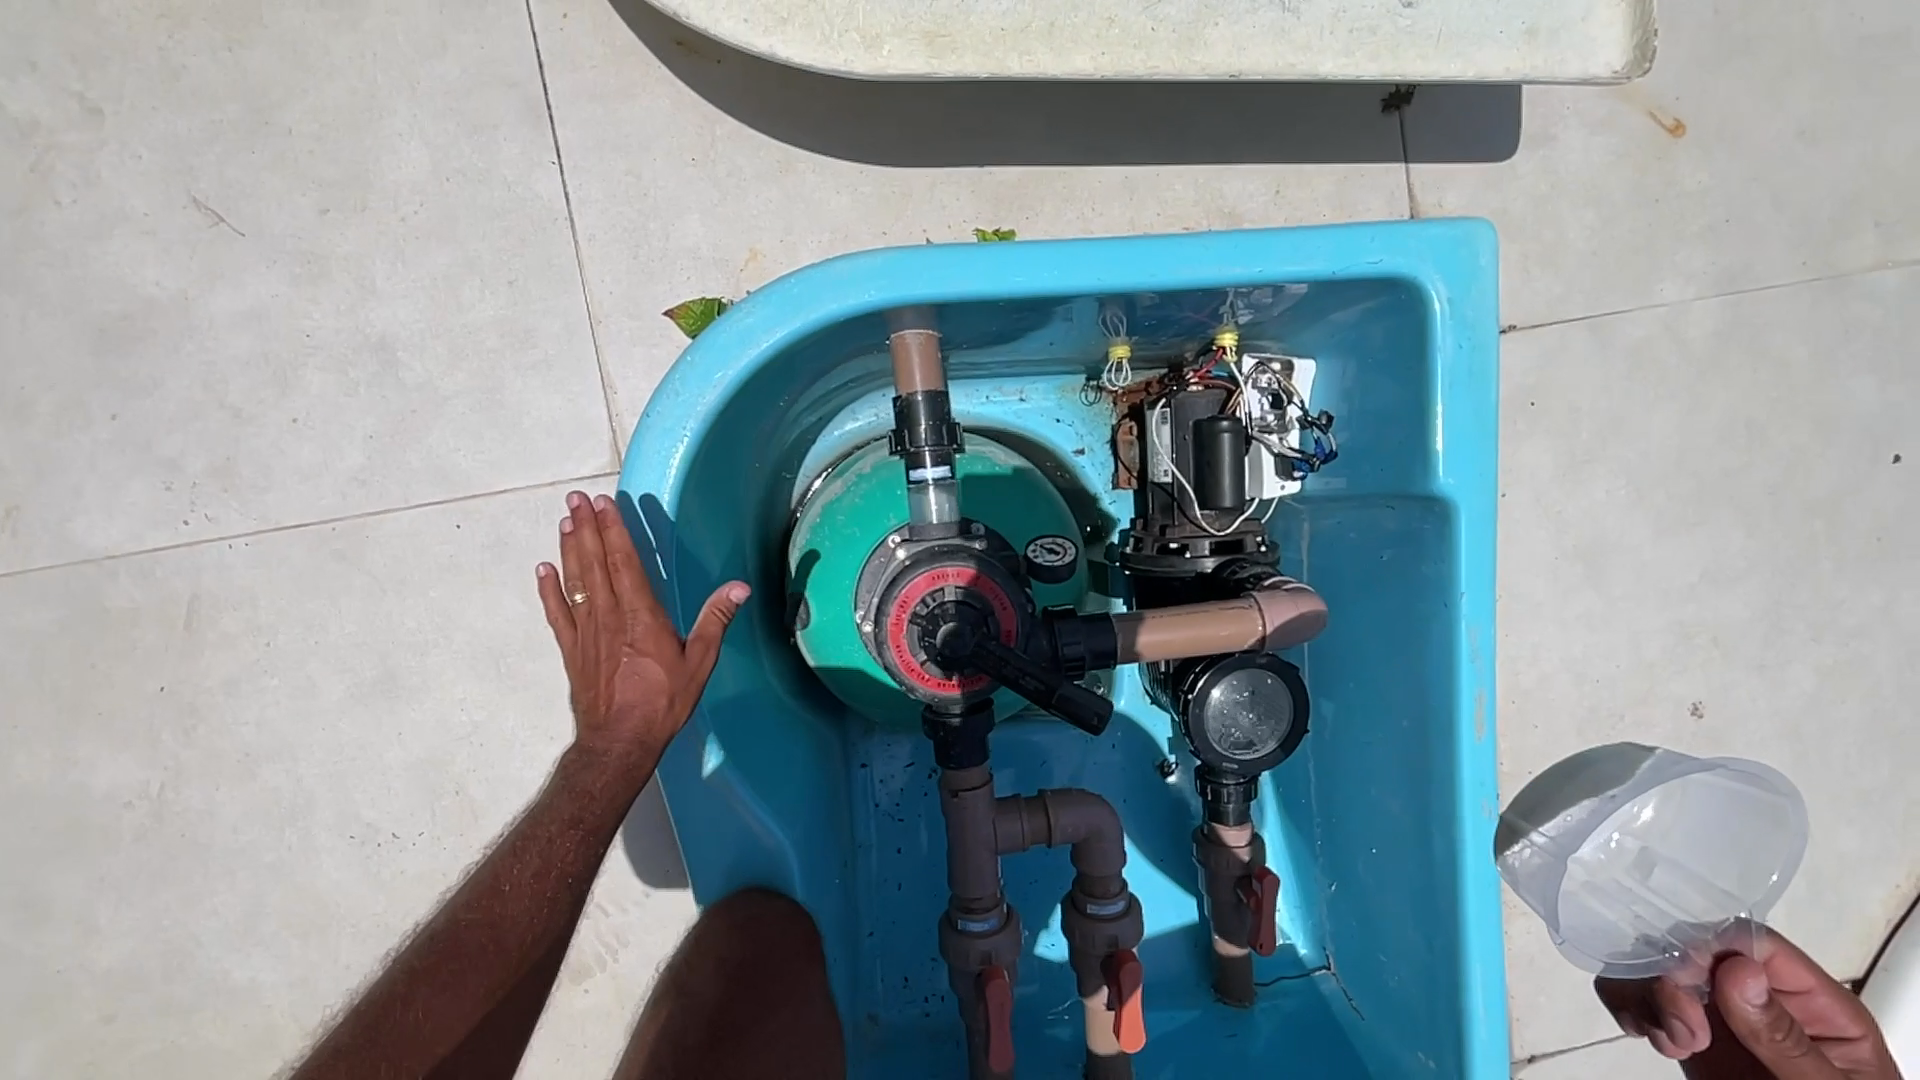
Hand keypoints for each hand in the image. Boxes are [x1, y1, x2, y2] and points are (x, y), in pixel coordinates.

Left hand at [536, 491, 749, 760]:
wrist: (620, 741)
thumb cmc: (664, 702)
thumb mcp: (699, 662)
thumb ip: (715, 620)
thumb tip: (739, 587)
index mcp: (641, 615)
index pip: (625, 562)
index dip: (614, 531)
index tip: (603, 504)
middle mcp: (609, 616)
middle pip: (595, 563)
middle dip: (586, 528)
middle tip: (575, 498)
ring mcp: (586, 632)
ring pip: (574, 581)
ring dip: (568, 548)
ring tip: (564, 520)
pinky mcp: (571, 650)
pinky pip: (558, 614)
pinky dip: (549, 590)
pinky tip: (543, 570)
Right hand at [1596, 924, 1900, 1078]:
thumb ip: (1786, 1037)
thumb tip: (1740, 968)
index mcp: (1807, 998)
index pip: (1749, 941)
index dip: (1706, 947)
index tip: (1684, 982)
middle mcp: (1753, 992)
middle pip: (1687, 946)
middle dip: (1667, 980)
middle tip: (1683, 1034)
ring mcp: (1712, 1006)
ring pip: (1648, 962)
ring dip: (1642, 995)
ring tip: (1671, 1044)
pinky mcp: (1678, 1022)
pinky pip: (1630, 987)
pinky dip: (1625, 1004)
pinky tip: (1651, 1037)